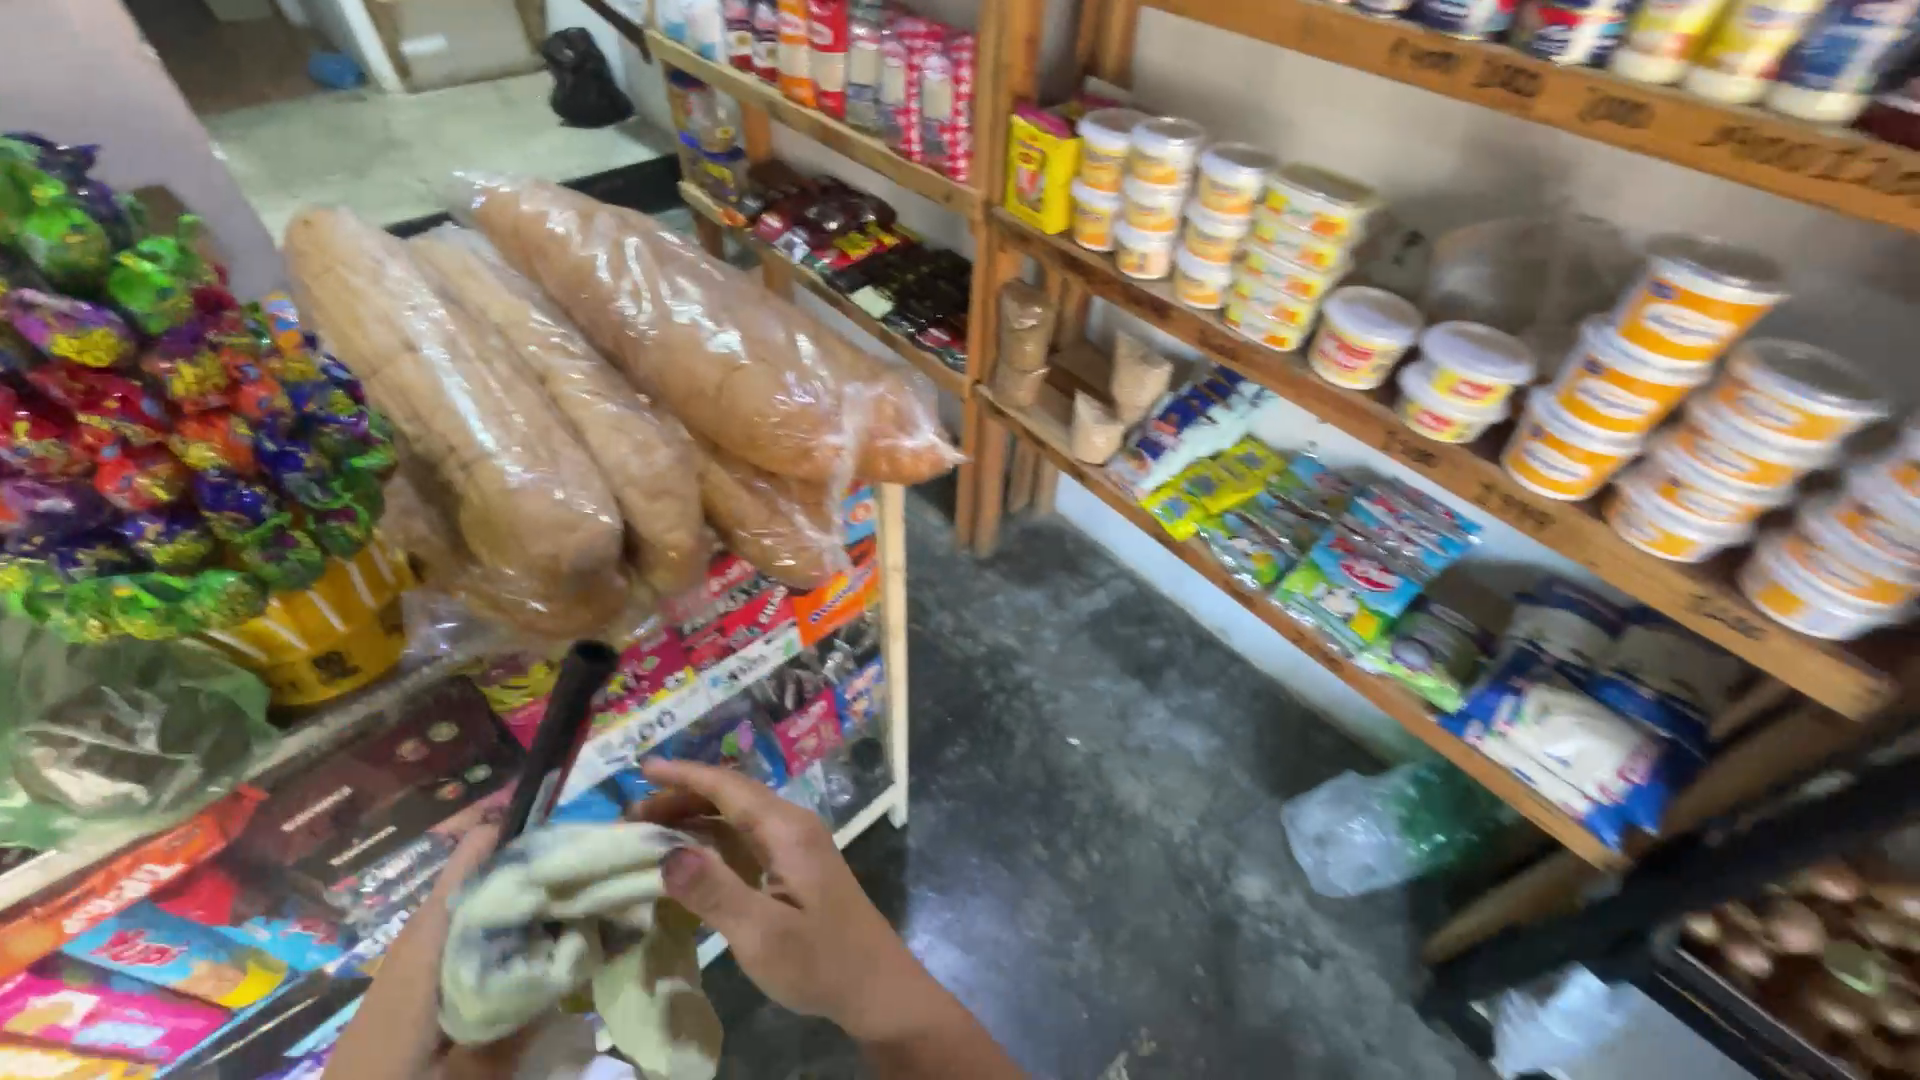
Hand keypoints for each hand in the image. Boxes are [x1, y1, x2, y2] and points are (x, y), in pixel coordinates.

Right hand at [629, 759, 938, 1041]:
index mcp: (786, 830)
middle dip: (682, 798)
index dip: (684, 775)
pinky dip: (712, 839)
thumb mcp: (761, 934)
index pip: (728, 787)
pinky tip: (687, 857)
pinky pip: (746, 838)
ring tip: (648, 832)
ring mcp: (796, 845)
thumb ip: (715, 891)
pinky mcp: (795, 866)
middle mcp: (792, 826)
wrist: (874, 986)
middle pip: (731, 796)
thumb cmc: (820, 960)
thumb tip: (669, 853)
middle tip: (631, 816)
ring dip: (695, 818)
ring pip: (737, 817)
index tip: (642, 769)